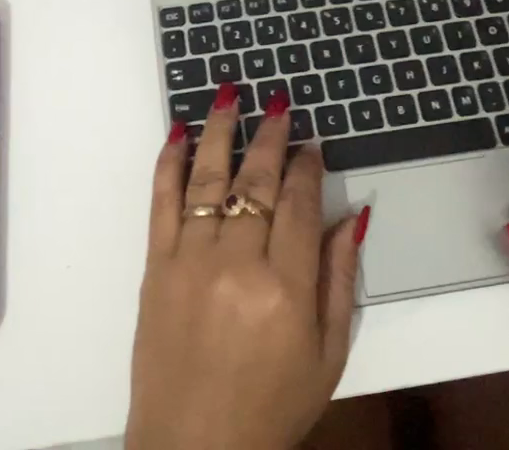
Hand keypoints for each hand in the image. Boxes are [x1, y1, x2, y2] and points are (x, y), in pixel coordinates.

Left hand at [125, 84, 367, 449]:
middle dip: (271, 136)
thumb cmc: (272, 406)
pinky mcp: (156, 266)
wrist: (194, 447)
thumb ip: (340, 280)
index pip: (301, 204)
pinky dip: (170, 163)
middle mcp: (237, 264)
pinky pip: (161, 202)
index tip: (312, 141)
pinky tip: (179, 134)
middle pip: (257, 182)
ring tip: (229, 95)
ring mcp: (190, 260)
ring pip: (208, 179)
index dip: (309, 166)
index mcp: (286, 288)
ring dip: (220, 132)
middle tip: (279, 102)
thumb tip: (352, 215)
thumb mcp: (328, 355)